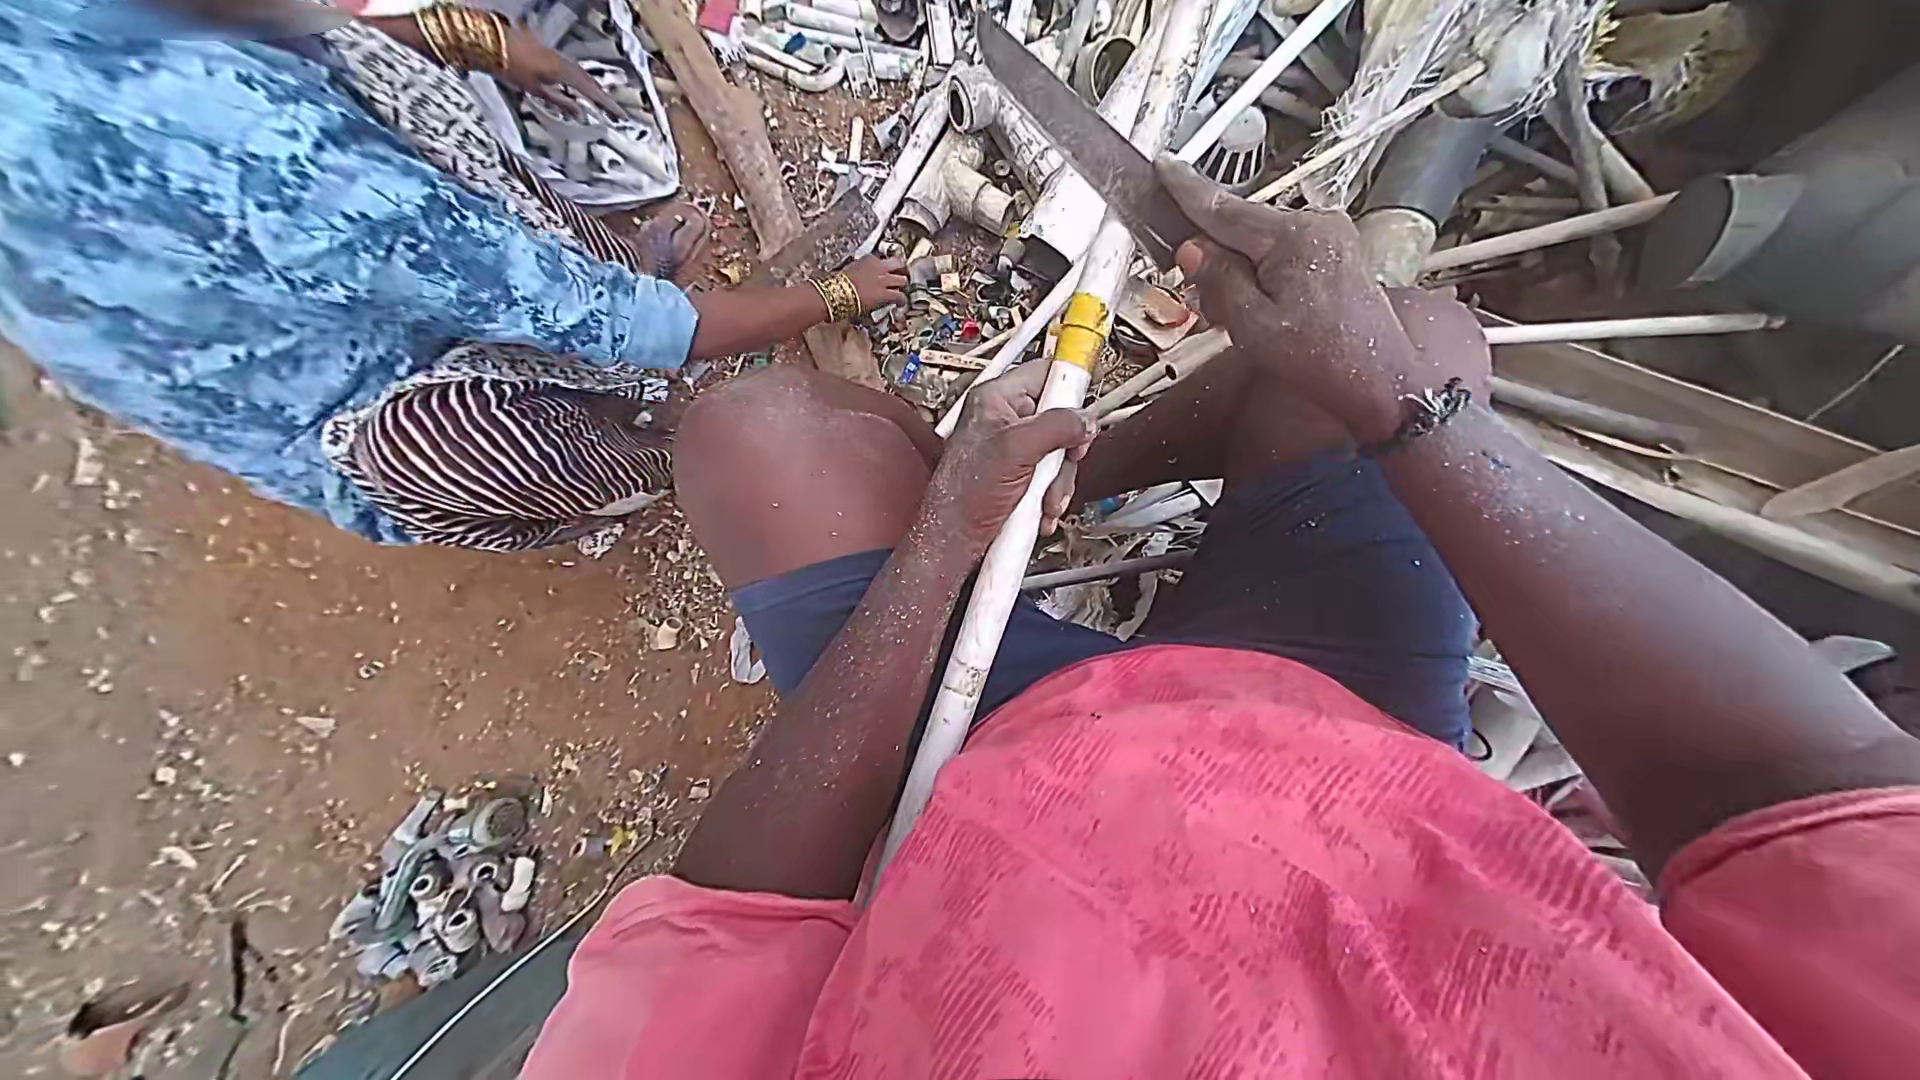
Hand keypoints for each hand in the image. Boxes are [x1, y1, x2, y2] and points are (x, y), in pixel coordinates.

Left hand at [499, 21, 625, 117]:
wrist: (484, 39)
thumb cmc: (510, 67)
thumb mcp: (535, 89)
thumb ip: (560, 101)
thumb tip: (581, 113)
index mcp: (564, 72)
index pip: (592, 91)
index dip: (608, 104)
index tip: (622, 116)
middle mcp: (562, 61)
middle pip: (587, 79)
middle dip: (602, 95)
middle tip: (614, 109)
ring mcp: (552, 53)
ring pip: (578, 72)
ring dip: (590, 85)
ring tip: (598, 98)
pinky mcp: (543, 49)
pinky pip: (567, 66)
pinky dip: (577, 77)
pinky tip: (576, 83)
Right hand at [842, 255, 907, 313]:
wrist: (838, 292)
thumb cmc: (839, 284)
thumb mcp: (850, 270)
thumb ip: (859, 270)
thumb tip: (859, 276)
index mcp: (869, 259)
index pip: (883, 259)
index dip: (886, 266)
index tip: (885, 271)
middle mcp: (879, 267)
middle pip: (898, 263)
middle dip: (901, 270)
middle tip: (901, 276)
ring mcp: (883, 280)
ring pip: (902, 280)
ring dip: (902, 285)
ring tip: (901, 290)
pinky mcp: (885, 294)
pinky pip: (900, 296)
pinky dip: (902, 300)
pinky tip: (900, 303)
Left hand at [924, 360, 1096, 555]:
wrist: (956, 540)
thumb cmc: (964, 495)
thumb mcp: (1015, 449)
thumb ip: (1055, 426)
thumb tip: (1085, 419)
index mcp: (997, 399)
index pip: (1045, 372)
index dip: (1069, 384)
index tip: (1086, 403)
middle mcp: (1006, 420)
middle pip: (1061, 418)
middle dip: (1064, 453)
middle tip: (1058, 467)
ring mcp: (1014, 449)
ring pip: (1059, 453)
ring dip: (1058, 482)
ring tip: (1044, 500)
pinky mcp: (1021, 476)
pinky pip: (1051, 478)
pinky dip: (1051, 496)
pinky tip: (1042, 510)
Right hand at [1156, 156, 1486, 442]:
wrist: (1376, 379)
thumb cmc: (1322, 357)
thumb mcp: (1251, 325)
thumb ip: (1219, 281)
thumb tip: (1193, 250)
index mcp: (1294, 237)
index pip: (1225, 209)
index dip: (1187, 190)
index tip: (1165, 169)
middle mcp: (1315, 226)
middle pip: (1240, 230)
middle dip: (1213, 261)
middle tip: (1203, 303)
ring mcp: (1327, 238)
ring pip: (1257, 247)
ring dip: (1236, 277)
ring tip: (1239, 321)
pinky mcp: (1331, 255)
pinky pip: (1278, 257)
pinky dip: (1257, 279)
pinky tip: (1258, 312)